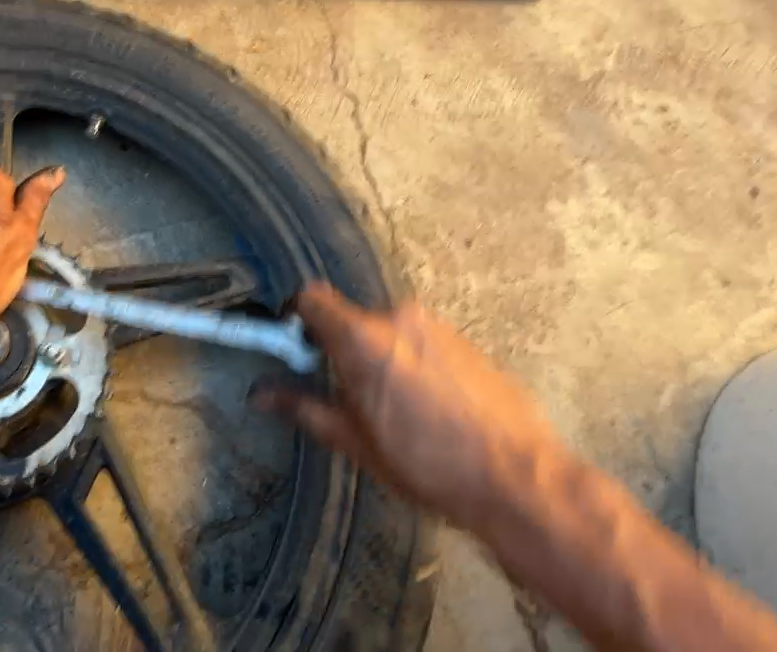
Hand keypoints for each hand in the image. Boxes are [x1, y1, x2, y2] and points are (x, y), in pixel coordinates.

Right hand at [254, 282, 568, 530]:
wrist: (517, 477)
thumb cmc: (427, 464)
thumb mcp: (355, 441)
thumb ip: (304, 408)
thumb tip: (259, 394)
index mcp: (363, 338)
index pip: (312, 298)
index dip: (298, 320)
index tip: (298, 350)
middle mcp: (398, 317)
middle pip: (352, 319)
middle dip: (343, 349)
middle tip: (349, 395)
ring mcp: (436, 325)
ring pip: (388, 331)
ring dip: (380, 357)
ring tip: (395, 409)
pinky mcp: (465, 339)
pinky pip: (421, 340)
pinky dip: (412, 362)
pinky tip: (428, 407)